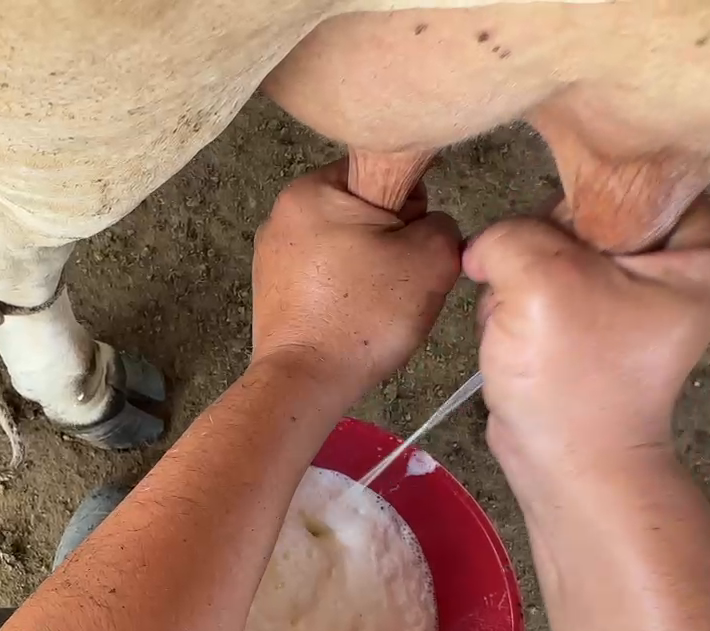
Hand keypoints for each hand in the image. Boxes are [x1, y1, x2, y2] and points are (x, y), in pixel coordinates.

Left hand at [251, 159, 462, 392]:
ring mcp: (268, 258)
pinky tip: (349, 318)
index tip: (408, 241)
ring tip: (371, 304)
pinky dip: (340, 292)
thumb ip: (441, 220)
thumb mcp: (433, 254)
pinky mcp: (269, 294)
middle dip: (386, 239)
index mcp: (309, 190)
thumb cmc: (365, 315)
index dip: (410, 203)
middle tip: (394, 279)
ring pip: (343, 248)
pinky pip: (322, 279)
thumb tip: (422, 228)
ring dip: (366, 269)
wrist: (305, 382)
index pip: (381, 168)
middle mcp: (279, 217)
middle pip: (359, 210)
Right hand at [463, 197, 709, 483]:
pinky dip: (514, 312)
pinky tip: (517, 340)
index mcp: (704, 235)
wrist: (564, 458)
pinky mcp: (592, 318)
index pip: (611, 187)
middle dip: (531, 264)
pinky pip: (539, 288)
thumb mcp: (541, 285)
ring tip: (521, 332)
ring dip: (515, 292)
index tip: (549, 270)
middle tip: (529, 308)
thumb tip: (484, 245)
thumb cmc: (575, 376)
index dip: (561, 223)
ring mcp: (630, 289)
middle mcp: (676, 255)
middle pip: (573, 221)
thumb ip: (507, 236)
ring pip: (544, 256)